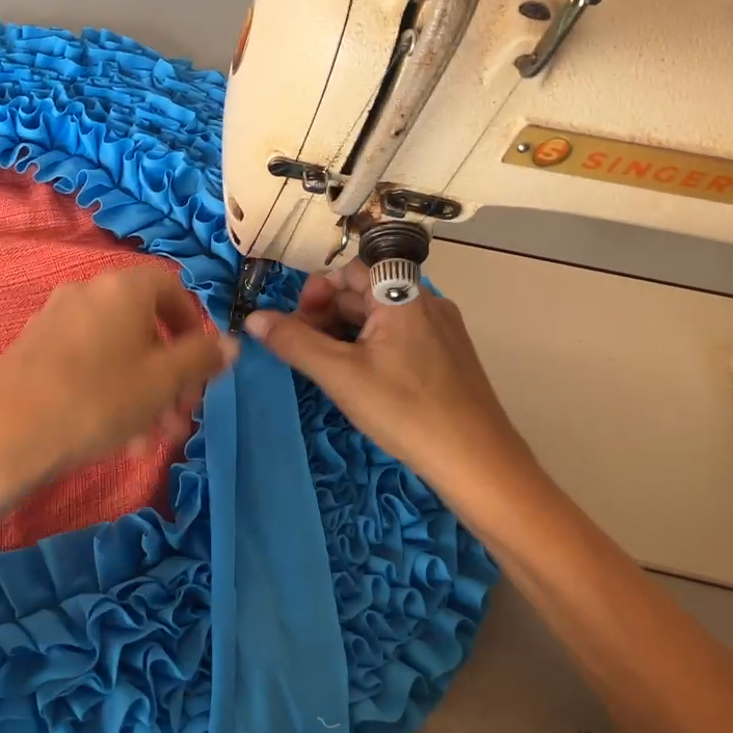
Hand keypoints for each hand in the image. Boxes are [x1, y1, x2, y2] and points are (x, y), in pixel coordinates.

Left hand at [0, 265, 238, 499]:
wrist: (6, 434)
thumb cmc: (98, 399)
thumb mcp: (163, 381)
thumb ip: (201, 358)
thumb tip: (229, 342)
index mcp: (121, 287)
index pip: (172, 287)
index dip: (194, 326)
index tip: (202, 368)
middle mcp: (86, 293)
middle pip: (144, 325)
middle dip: (170, 374)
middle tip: (181, 418)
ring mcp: (54, 321)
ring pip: (116, 352)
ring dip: (143, 392)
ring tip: (150, 441)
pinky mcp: (32, 351)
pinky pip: (86, 365)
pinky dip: (108, 394)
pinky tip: (115, 441)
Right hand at [242, 262, 534, 491]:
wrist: (478, 463)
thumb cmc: (405, 411)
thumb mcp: (339, 376)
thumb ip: (293, 342)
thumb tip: (253, 318)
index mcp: (403, 295)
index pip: (350, 269)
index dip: (319, 290)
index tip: (299, 323)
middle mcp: (426, 302)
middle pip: (364, 291)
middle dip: (326, 313)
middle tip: (304, 349)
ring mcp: (440, 330)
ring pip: (379, 316)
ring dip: (345, 332)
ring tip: (326, 368)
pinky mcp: (447, 355)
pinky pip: (398, 336)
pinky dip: (369, 347)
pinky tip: (358, 379)